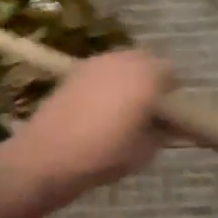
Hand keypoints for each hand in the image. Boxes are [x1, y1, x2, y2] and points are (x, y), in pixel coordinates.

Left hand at [18, 50, 174, 188]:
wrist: (47, 156)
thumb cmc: (103, 154)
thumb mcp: (144, 150)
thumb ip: (161, 131)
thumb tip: (164, 124)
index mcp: (144, 76)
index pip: (170, 73)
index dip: (171, 93)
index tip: (167, 114)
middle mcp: (119, 61)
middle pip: (143, 61)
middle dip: (148, 80)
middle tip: (146, 109)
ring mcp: (91, 64)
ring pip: (118, 64)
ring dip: (124, 79)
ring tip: (120, 109)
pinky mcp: (70, 73)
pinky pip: (97, 72)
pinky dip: (102, 84)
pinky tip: (96, 108)